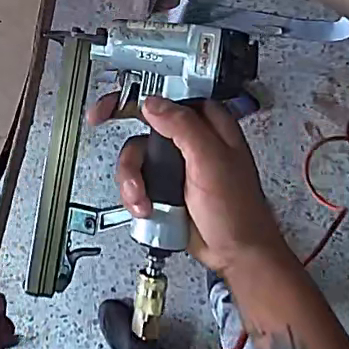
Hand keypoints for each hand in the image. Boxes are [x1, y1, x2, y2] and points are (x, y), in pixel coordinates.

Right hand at [88, 93, 292, 276]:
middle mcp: (190, 140)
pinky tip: (147, 207)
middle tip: (109, 140)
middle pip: (143, 126)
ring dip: (132, 179)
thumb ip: (183, 127)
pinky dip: (134, 195)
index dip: (140, 94)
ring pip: (136, 157)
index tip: (114, 102)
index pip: (169, 96)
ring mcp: (176, 164)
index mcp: (208, 124)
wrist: (235, 254)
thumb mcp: (211, 161)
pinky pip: (137, 181)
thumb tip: (153, 104)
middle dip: (131, 150)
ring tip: (144, 199)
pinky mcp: (165, 186)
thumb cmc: (239, 211)